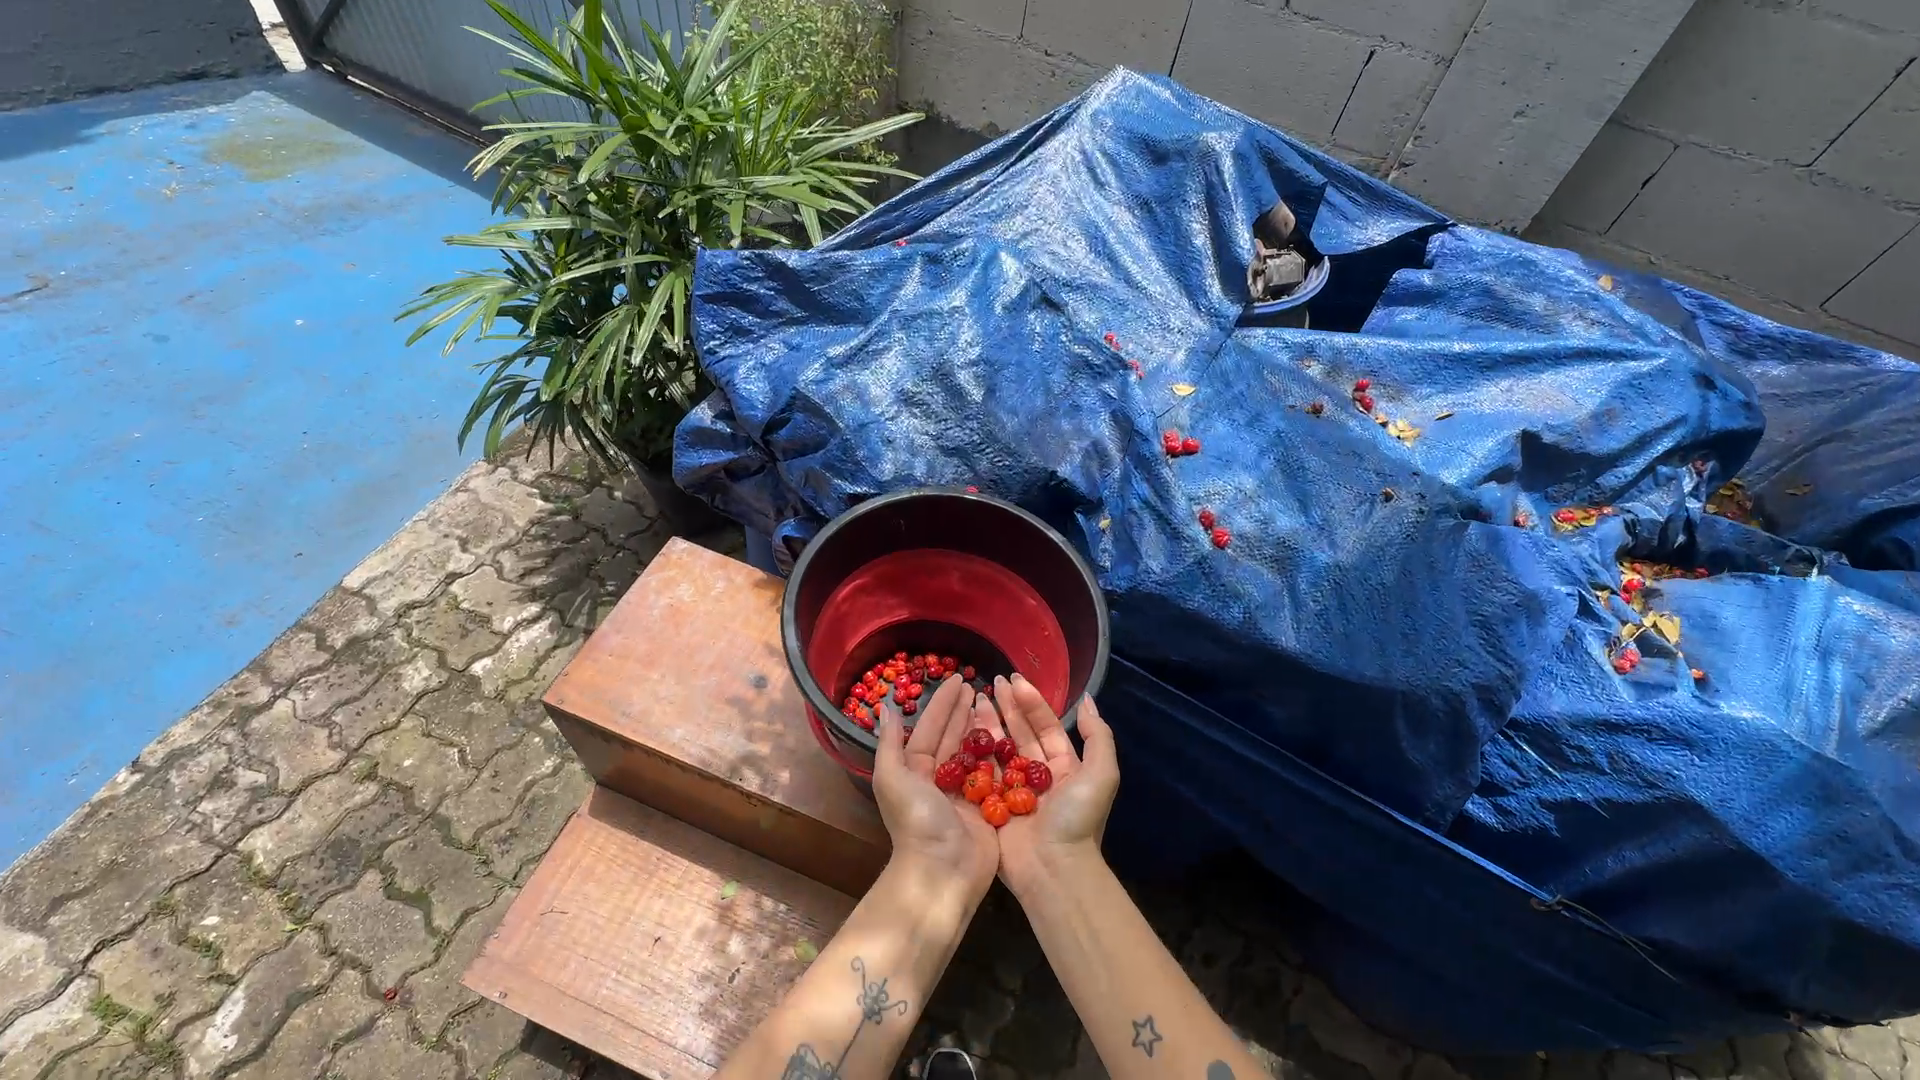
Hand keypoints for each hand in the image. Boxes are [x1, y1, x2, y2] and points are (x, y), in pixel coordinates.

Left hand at [872, 675, 998, 898]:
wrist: (943, 871)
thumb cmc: (916, 822)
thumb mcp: (893, 779)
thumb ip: (889, 744)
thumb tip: (885, 708)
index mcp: (915, 771)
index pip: (931, 728)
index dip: (943, 704)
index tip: (958, 679)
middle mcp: (940, 779)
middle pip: (954, 737)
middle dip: (963, 710)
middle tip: (978, 684)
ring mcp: (965, 793)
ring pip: (975, 751)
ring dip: (983, 727)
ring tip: (995, 702)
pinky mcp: (989, 807)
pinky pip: (995, 773)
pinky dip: (1001, 754)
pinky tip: (1012, 733)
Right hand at [988, 674, 1118, 896]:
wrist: (1052, 868)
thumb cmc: (1077, 819)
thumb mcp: (1102, 774)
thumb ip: (1098, 736)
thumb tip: (1088, 701)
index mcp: (1064, 767)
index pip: (1046, 726)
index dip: (1031, 703)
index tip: (1014, 680)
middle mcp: (1037, 776)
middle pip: (1019, 734)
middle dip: (1006, 707)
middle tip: (990, 681)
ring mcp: (1012, 791)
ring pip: (998, 750)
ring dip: (987, 724)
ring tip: (974, 699)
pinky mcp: (990, 806)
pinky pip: (980, 774)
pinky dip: (971, 753)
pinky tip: (959, 731)